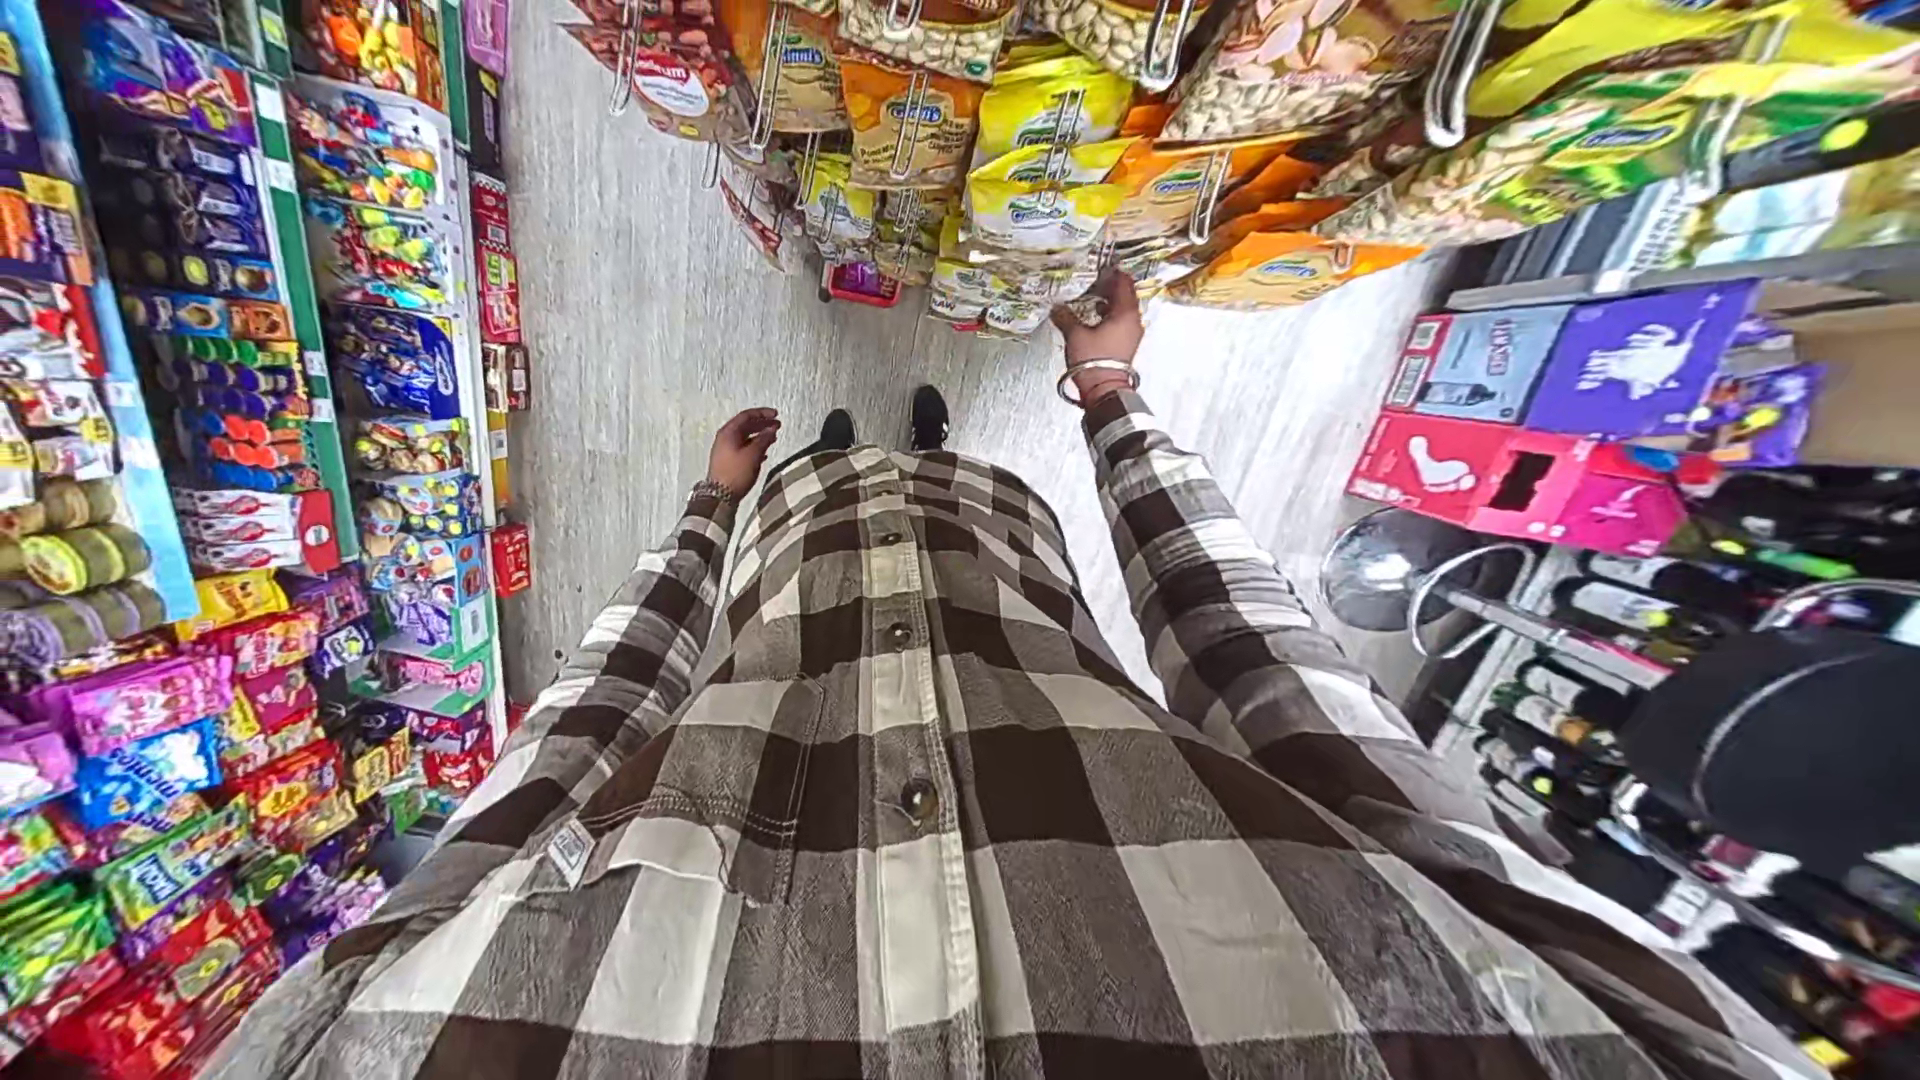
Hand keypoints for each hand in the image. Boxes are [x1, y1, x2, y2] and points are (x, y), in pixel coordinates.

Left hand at [706, 407, 780, 495]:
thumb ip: (763, 439)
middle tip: (777, 425)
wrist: (720, 495)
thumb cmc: (736, 472)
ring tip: (773, 437)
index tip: (776, 415)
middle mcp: (725, 438)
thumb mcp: (753, 454)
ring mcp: (725, 449)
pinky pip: (743, 447)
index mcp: (729, 432)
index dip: (762, 413)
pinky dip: (755, 445)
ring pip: (745, 436)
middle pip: (745, 425)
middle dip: (762, 423)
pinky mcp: (728, 460)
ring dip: (760, 435)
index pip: (746, 416)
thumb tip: (771, 429)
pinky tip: (764, 452)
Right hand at [1051, 271, 1143, 406]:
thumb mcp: (1075, 335)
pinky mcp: (1126, 347)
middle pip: (1126, 297)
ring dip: (1111, 304)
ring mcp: (1132, 335)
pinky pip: (1121, 324)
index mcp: (1125, 312)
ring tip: (1094, 300)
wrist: (1104, 390)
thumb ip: (1066, 317)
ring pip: (1124, 311)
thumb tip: (1057, 308)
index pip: (1123, 284)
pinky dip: (1111, 318)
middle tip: (1096, 282)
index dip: (1113, 273)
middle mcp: (1133, 321)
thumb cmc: (1093, 361)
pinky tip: (1096, 320)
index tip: (1103, 268)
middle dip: (1112, 288)